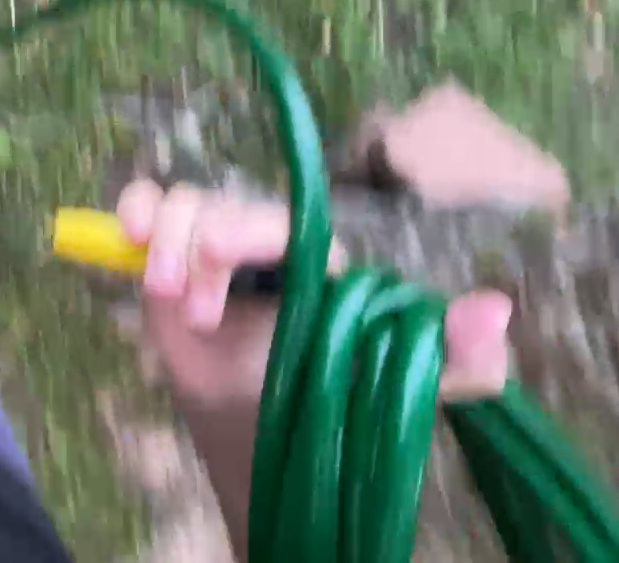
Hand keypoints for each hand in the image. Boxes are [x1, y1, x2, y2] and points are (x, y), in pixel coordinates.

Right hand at [115, 180, 513, 408]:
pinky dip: (131, 212)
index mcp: (311, 254)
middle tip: (185, 303)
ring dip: (160, 237)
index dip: (242, 230)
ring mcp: (204, 240)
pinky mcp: (161, 251)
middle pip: (218, 205)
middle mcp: (256, 237)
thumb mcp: (406, 386)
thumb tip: (493, 305)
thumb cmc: (327, 394)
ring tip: (161, 291)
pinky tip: (126, 238)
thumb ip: (463, 360)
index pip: (276, 222)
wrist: (256, 418)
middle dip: (192, 243)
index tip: (217, 257)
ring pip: (176, 201)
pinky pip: (140, 206)